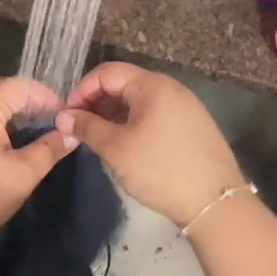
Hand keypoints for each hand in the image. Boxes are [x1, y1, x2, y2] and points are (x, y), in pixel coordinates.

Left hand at [0, 77, 77, 248]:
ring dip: (15, 110)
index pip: (18, 86)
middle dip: (30, 99)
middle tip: (53, 119)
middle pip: (2, 89)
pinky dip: (1, 121)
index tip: (64, 115)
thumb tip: (71, 133)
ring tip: (38, 129)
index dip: (44, 95)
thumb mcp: (23, 175)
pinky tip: (13, 142)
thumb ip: (49, 149)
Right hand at [56, 62, 244, 226]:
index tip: (67, 116)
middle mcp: (170, 88)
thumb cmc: (160, 169)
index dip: (81, 91)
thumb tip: (62, 116)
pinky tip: (125, 146)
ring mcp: (184, 107)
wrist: (214, 202)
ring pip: (138, 102)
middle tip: (79, 130)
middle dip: (96, 103)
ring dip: (113, 116)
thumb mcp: (116, 148)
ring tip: (98, 140)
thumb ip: (87, 127)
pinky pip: (154, 115)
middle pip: (123, 84)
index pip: (106, 73)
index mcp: (152, 85)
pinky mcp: (192, 126)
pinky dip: (133, 124)